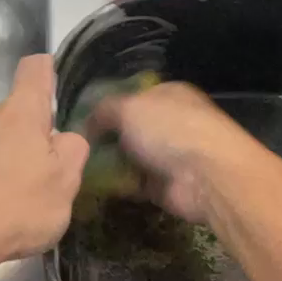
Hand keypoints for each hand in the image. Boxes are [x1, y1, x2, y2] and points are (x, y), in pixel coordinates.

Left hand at [0, 54, 89, 272]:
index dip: (51, 72)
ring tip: (18, 198)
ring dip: (10, 158)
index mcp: (20, 112)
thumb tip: (64, 137)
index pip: (35, 68)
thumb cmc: (15, 206)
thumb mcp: (66, 182)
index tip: (60, 93)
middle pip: (17, 112)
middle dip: (35, 134)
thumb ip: (74, 150)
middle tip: (48, 173)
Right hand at [87, 82, 257, 223]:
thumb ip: (104, 111)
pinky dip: (117, 184)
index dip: (107, 107)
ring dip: (108, 163)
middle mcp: (170, 122)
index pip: (132, 96)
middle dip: (105, 137)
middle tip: (75, 145)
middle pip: (129, 128)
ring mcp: (168, 155)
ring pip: (129, 157)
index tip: (81, 119)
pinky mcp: (163, 185)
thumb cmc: (169, 129)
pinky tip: (94, 185)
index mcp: (168, 95)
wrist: (206, 177)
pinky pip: (133, 182)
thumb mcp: (129, 108)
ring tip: (79, 165)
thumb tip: (87, 123)